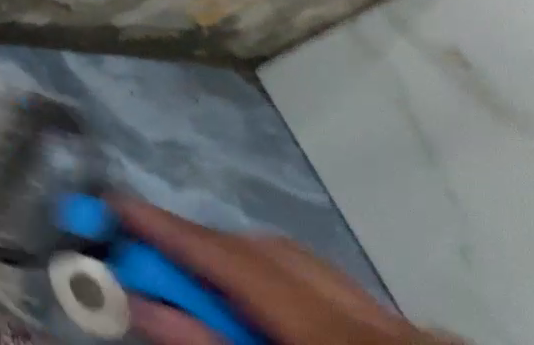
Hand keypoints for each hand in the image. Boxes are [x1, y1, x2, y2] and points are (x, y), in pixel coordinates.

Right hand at [114, 198, 450, 344]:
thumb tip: (130, 297)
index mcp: (341, 335)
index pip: (234, 260)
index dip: (167, 229)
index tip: (110, 203)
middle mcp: (387, 321)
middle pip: (270, 252)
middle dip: (203, 246)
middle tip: (144, 252)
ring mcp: (416, 331)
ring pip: (305, 268)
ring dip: (244, 269)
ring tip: (199, 288)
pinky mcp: (423, 340)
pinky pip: (340, 295)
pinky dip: (289, 294)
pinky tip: (267, 318)